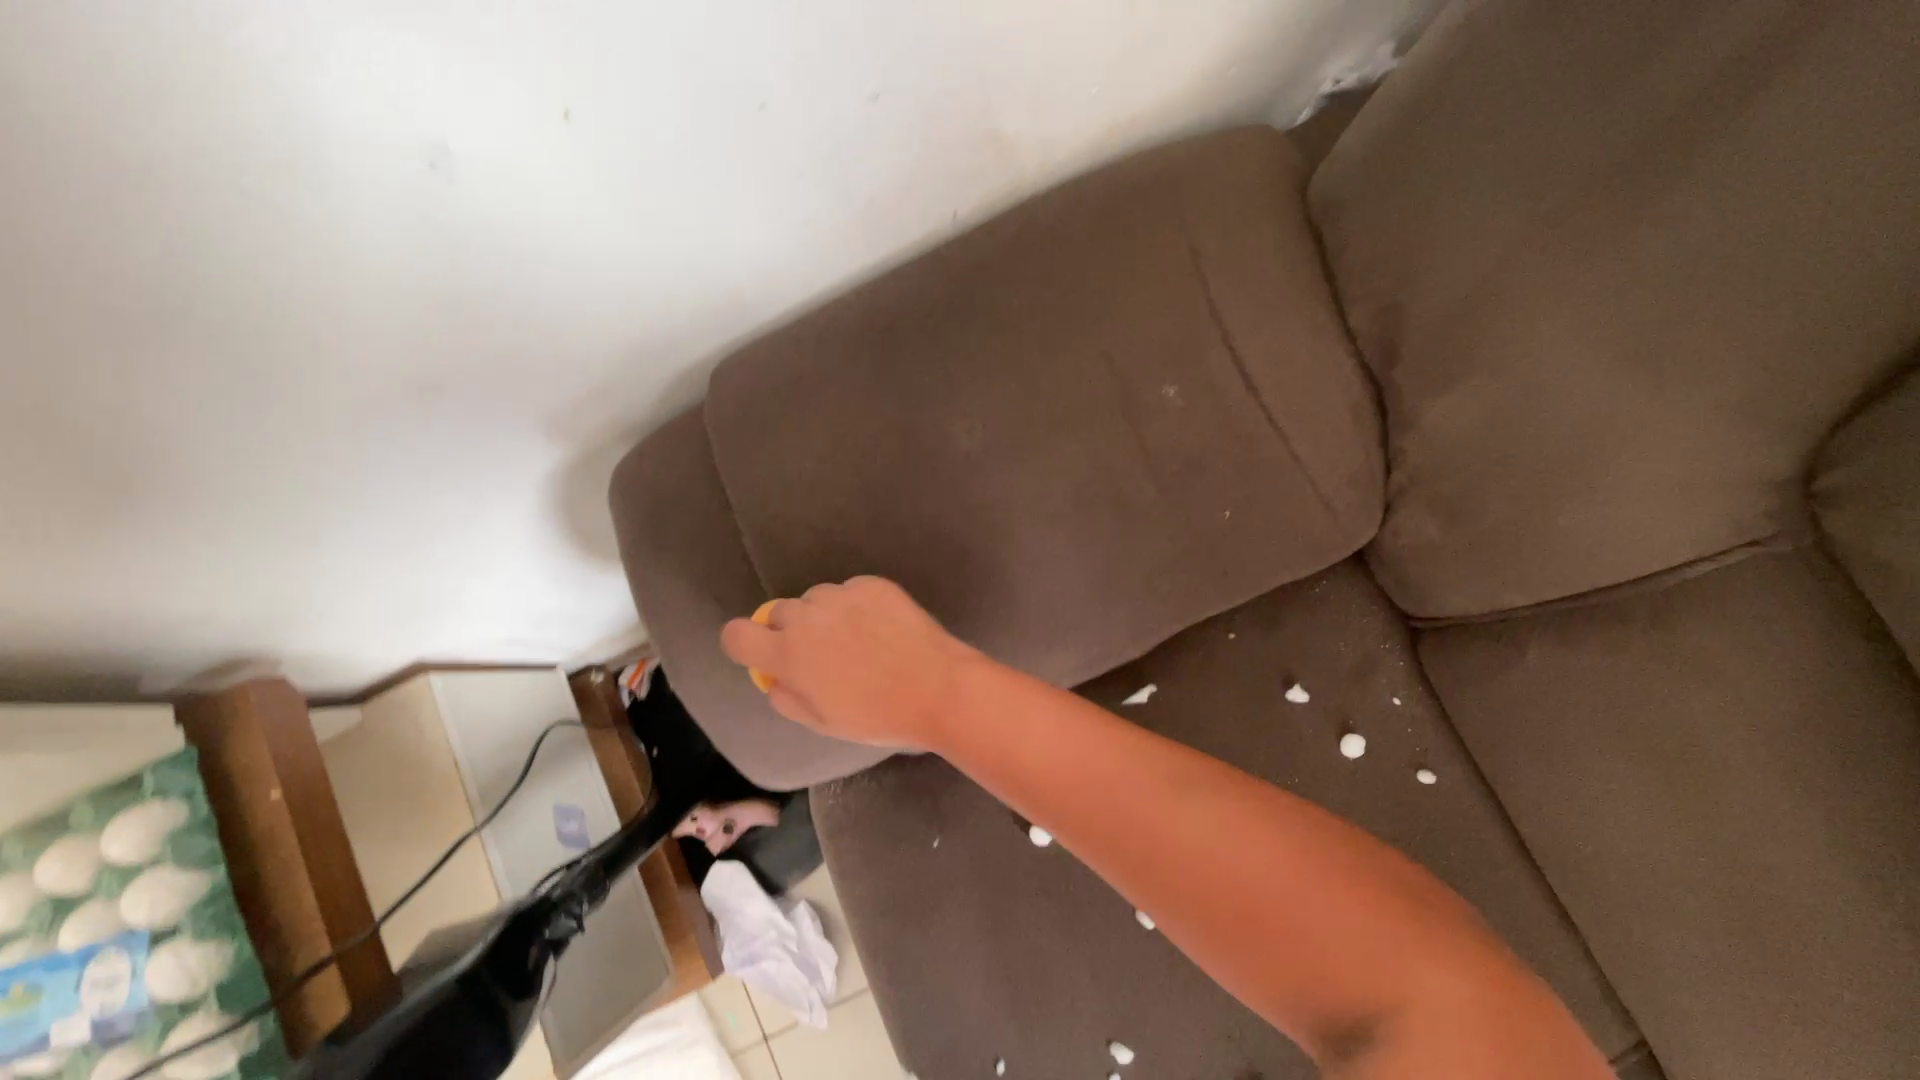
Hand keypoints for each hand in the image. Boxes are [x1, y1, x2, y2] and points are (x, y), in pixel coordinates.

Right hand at [719, 576, 981, 749]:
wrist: (938, 688)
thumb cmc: (878, 715)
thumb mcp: (822, 723)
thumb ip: (786, 698)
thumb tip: (775, 679)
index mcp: (788, 654)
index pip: (736, 635)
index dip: (744, 644)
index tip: (763, 655)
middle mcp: (807, 617)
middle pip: (777, 613)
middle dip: (789, 632)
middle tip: (821, 656)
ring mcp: (841, 595)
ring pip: (815, 600)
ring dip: (823, 616)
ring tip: (857, 641)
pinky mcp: (872, 584)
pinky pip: (849, 591)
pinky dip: (856, 606)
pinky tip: (881, 628)